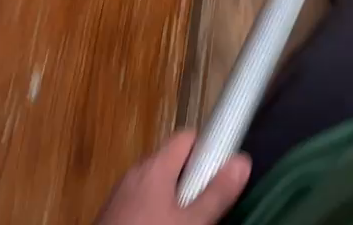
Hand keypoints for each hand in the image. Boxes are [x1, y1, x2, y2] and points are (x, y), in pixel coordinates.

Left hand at [96, 130, 250, 224]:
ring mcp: (119, 194)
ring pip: (156, 184)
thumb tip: (243, 160)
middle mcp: (135, 172)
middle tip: (202, 208)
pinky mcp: (109, 214)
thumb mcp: (190, 224)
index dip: (207, 151)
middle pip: (173, 161)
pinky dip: (152, 211)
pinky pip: (140, 201)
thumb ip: (216, 194)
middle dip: (191, 179)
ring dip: (172, 198)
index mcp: (155, 166)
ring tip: (183, 224)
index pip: (188, 136)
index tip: (216, 175)